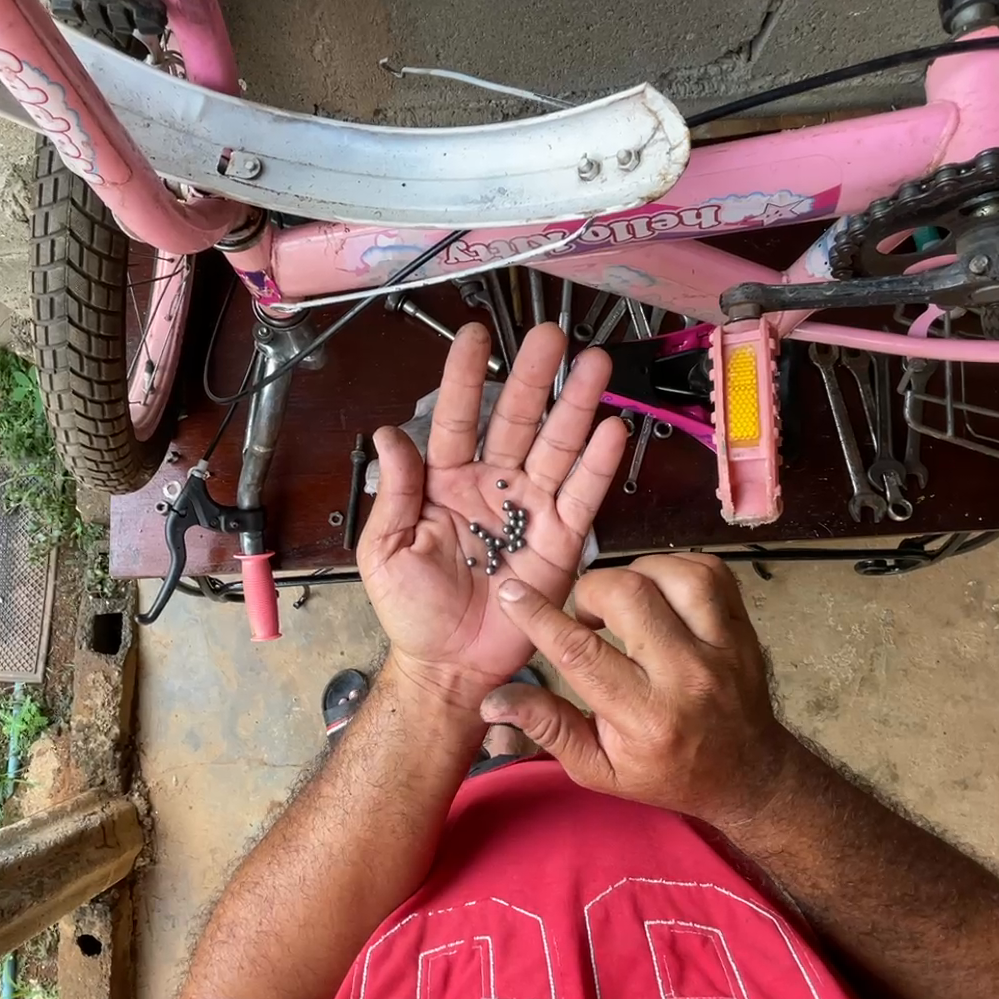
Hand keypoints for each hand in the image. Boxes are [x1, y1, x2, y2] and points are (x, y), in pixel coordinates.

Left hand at [358, 321, 627, 702]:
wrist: (448, 663)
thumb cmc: (411, 610)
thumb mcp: (385, 549)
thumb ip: (395, 492)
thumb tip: (389, 434)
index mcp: (443, 483)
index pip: (455, 418)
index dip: (463, 376)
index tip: (474, 335)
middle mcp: (491, 486)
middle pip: (516, 421)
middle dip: (534, 377)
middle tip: (551, 335)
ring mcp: (528, 510)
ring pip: (556, 448)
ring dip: (576, 407)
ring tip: (595, 365)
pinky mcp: (559, 540)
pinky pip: (580, 497)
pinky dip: (597, 464)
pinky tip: (612, 430)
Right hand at [482, 553, 798, 825]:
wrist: (748, 774)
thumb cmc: (663, 772)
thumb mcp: (597, 768)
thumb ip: (547, 727)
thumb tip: (493, 700)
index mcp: (646, 718)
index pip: (581, 653)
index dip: (538, 616)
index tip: (511, 592)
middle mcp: (688, 677)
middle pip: (627, 596)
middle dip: (588, 593)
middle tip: (584, 615)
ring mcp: (724, 647)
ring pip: (670, 573)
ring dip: (632, 576)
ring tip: (622, 601)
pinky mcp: (743, 626)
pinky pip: (706, 570)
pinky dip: (672, 569)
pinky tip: (657, 590)